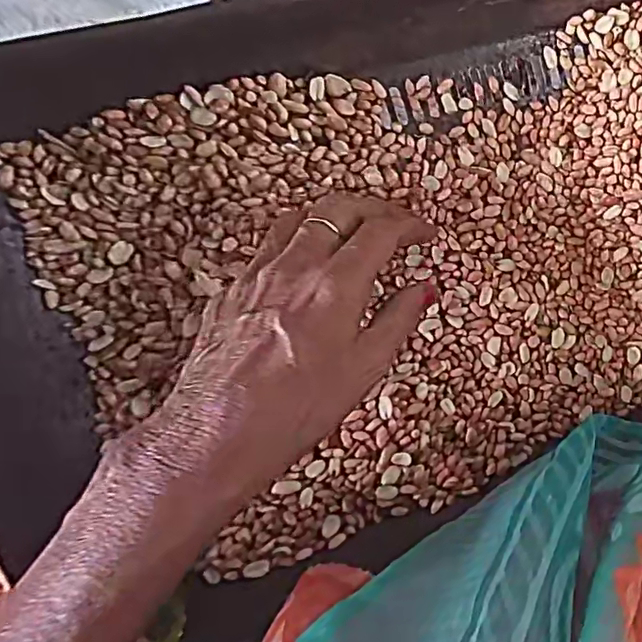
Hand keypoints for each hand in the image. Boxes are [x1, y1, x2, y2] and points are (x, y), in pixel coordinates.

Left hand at [112, 194, 435, 508]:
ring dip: (333, 215)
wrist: (218, 433)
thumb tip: (422, 289)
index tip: (423, 232)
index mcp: (336, 286)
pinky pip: (268, 244)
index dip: (409, 224)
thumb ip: (398, 319)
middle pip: (339, 207)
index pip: (381, 230)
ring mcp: (258, 274)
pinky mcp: (232, 288)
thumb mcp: (365, 368)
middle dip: (375, 207)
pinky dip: (297, 239)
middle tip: (395, 222)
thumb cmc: (295, 410)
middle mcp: (295, 267)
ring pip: (299, 217)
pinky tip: (306, 263)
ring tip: (352, 231)